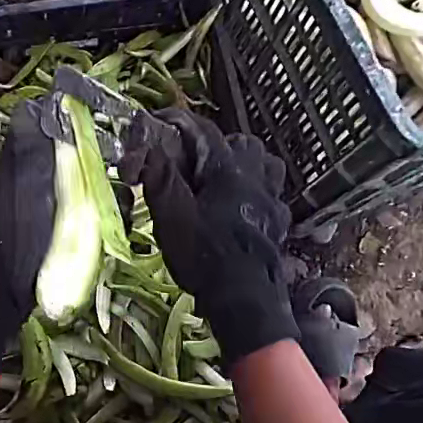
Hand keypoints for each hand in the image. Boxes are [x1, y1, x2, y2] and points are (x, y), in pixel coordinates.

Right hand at [139, 110, 297, 365]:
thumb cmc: (205, 255)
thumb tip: (144, 148)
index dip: (176, 123)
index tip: (157, 125)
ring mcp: (272, 201)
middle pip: (240, 145)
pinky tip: (240, 211)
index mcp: (227, 169)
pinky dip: (255, 195)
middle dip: (216, 147)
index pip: (202, 131)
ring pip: (263, 166)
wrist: (244, 299)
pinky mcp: (278, 224)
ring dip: (243, 167)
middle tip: (192, 164)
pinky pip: (270, 196)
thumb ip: (159, 177)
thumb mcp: (171, 215)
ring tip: (220, 184)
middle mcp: (256, 178)